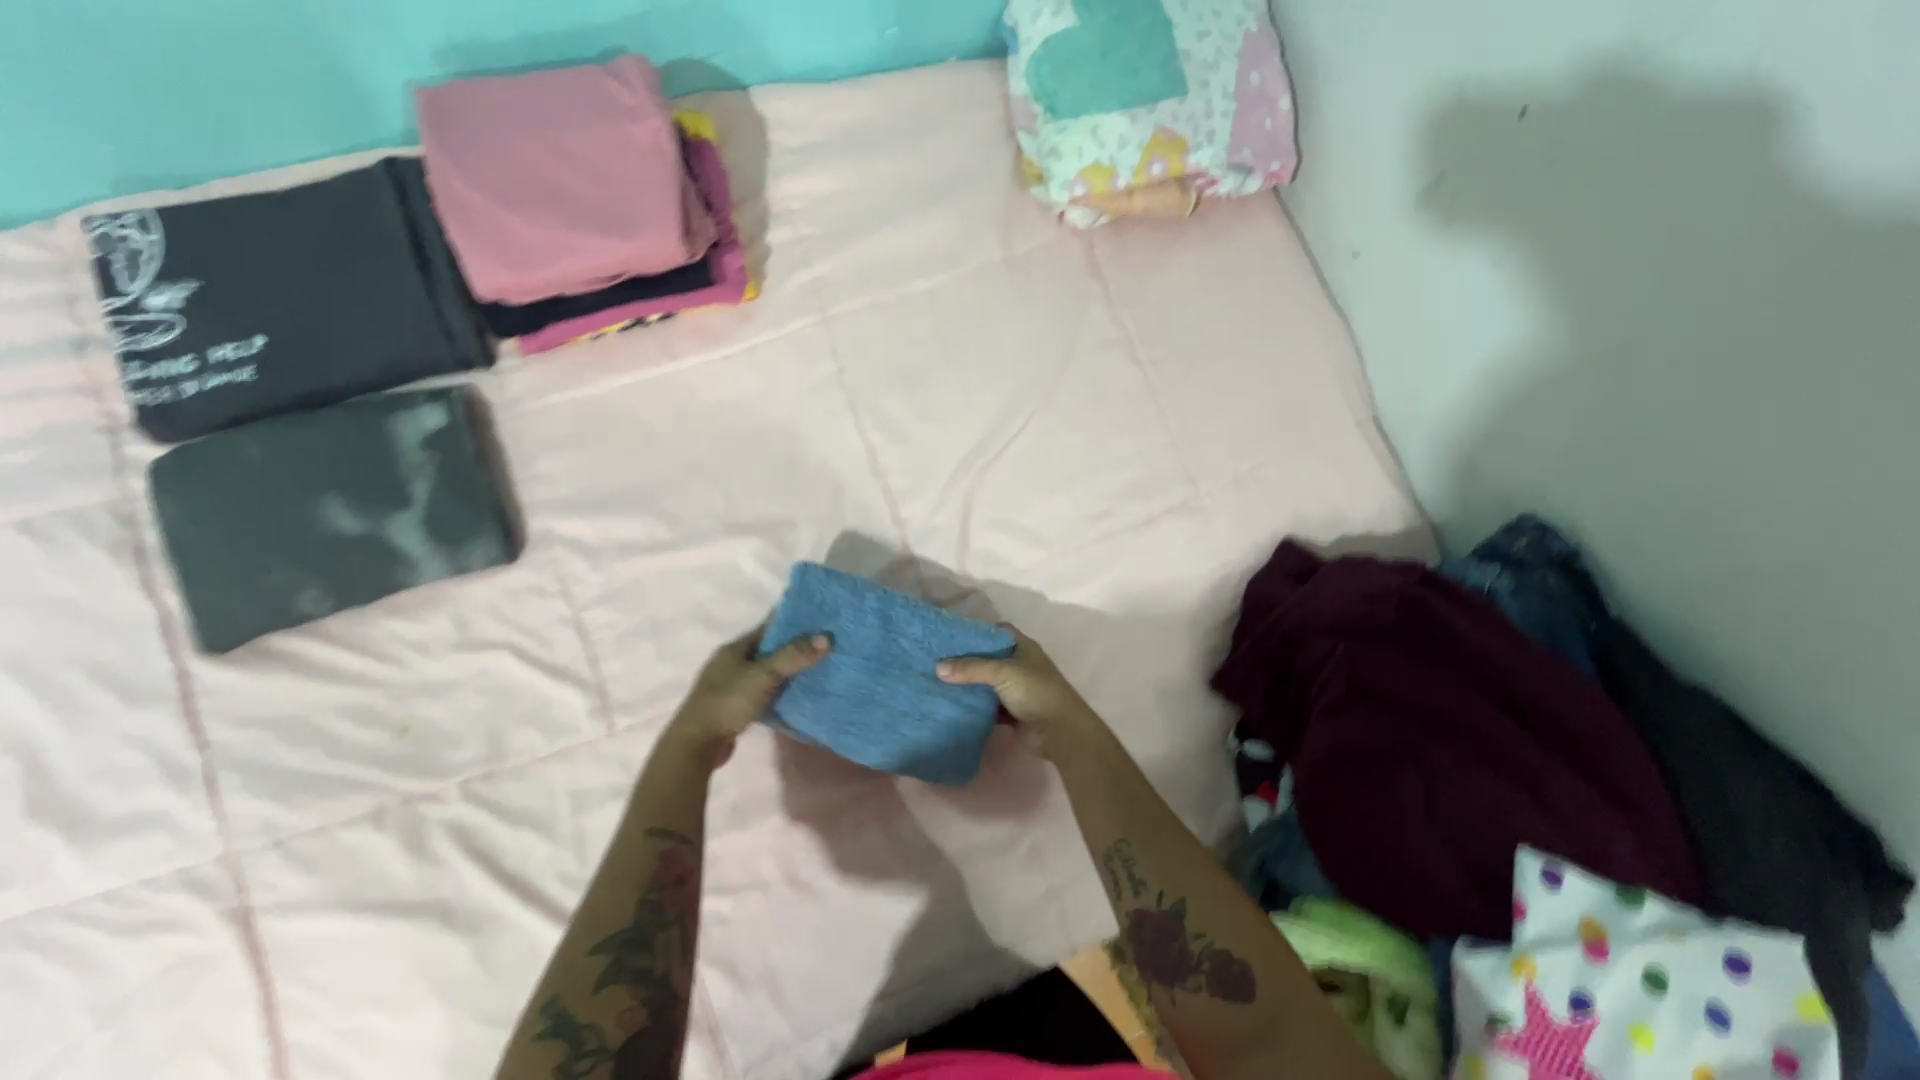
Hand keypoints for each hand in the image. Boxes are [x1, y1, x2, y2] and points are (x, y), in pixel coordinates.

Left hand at [665, 625, 829, 769]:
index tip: (820, 619)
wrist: (697, 743)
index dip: (793, 621)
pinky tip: (798, 693)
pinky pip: (764, 691)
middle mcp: (731, 662)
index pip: (768, 626)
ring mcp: (731, 685)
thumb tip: (826, 637)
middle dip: (795, 647)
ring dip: (788, 670)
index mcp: (734, 648)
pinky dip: (780, 690)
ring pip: (767, 671)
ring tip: (819, 667)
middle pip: (769, 649)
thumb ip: (793, 656)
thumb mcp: (763, 675)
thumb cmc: (728, 701)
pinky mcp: (735, 706)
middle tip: (826, 644)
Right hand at [937, 627, 1104, 760]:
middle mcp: (1020, 665)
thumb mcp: (1003, 673)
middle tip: (937, 660)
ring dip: (968, 685)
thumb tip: (938, 667)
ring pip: (987, 684)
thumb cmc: (1035, 692)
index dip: (977, 632)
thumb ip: (971, 668)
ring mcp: (1016, 690)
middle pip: (989, 659)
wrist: (1059, 732)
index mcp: (1023, 647)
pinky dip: (974, 706)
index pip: (997, 632)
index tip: (951, 636)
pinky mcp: (1011, 712)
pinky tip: (952, 705)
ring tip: (938, 681)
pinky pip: (988, 706)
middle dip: (967, 661)